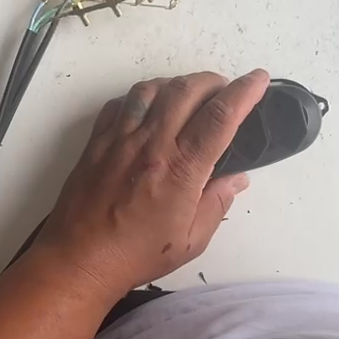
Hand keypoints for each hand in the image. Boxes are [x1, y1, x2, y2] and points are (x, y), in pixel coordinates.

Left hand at [27, 70, 269, 303]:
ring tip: (188, 95)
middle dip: (212, 81)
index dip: (244, 92)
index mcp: (180, 169)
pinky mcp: (96, 143)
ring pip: (150, 89)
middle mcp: (150, 145)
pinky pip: (119, 104)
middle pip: (186, 90)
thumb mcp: (191, 240)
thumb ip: (217, 203)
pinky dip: (139, 97)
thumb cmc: (136, 254)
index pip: (220, 117)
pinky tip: (148, 108)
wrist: (79, 259)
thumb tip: (237, 179)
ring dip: (175, 84)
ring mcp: (119, 139)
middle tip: (224, 89)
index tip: (259, 79)